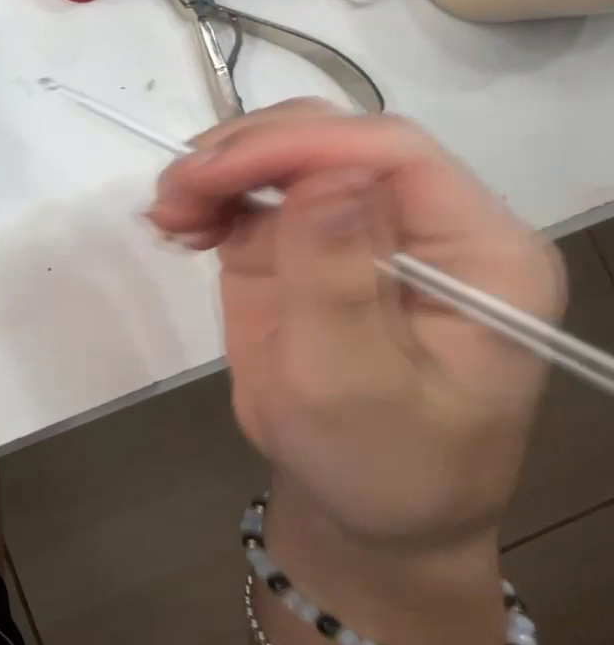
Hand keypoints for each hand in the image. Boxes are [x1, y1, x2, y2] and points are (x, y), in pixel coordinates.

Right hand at [148, 100, 561, 553]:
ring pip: (276, 155)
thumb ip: (339, 279)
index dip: (292, 145)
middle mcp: (420, 224)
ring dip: (210, 171)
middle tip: (172, 197)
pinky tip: (177, 226)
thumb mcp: (356, 380)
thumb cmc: (380, 459)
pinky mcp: (296, 246)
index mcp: (476, 250)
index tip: (205, 175)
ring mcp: (352, 231)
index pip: (388, 152)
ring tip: (167, 217)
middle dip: (241, 153)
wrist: (361, 505)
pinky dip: (202, 196)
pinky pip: (246, 194)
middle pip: (326, 138)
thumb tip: (329, 176)